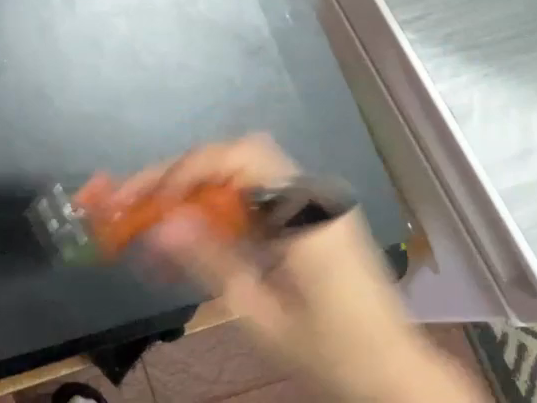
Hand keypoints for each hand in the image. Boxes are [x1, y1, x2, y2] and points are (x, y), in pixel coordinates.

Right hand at [103, 136, 483, 402]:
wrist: (399, 379)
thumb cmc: (332, 354)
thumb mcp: (262, 314)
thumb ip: (210, 262)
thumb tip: (159, 224)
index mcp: (303, 213)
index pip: (235, 159)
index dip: (185, 170)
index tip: (147, 198)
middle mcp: (309, 195)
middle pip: (233, 156)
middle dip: (180, 174)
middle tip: (137, 201)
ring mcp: (313, 204)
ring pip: (240, 170)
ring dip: (195, 185)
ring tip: (156, 215)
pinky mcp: (310, 219)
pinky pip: (255, 193)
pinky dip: (217, 202)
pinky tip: (193, 232)